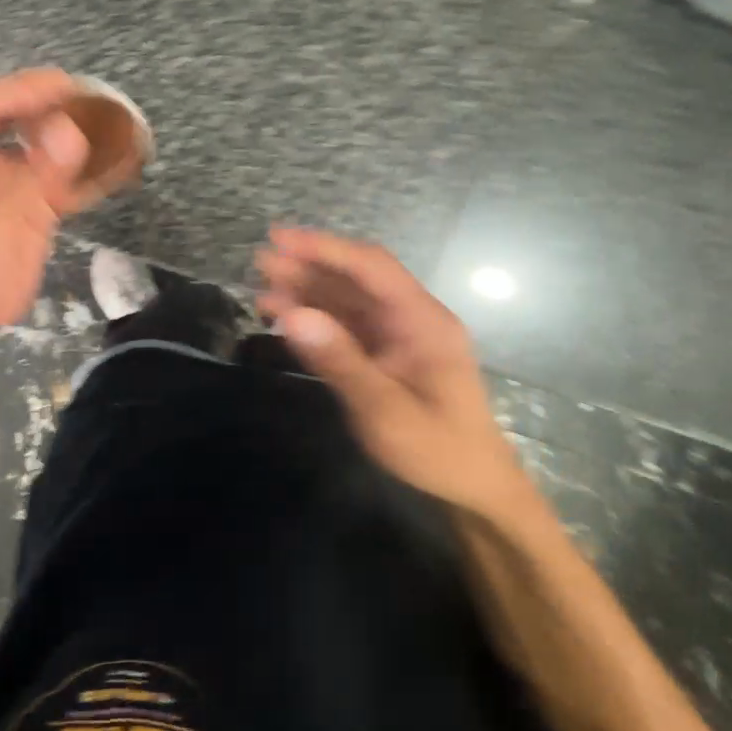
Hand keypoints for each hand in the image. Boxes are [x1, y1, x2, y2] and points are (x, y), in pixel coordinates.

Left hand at [0, 69, 90, 337]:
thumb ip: (37, 174)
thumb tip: (74, 130)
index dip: (27, 89)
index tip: (69, 87)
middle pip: (17, 117)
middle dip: (55, 107)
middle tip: (96, 102)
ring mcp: (4, 181)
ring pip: (42, 145)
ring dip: (76, 136)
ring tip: (114, 124)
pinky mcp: (27, 207)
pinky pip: (58, 179)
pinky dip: (85, 172)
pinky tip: (117, 163)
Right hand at [258, 227, 529, 516]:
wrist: (471, 491)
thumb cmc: (437, 451)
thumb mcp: (386, 411)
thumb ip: (339, 361)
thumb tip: (291, 316)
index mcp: (423, 322)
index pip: (371, 268)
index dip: (325, 249)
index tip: (280, 239)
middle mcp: (409, 320)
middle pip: (354, 279)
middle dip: (308, 265)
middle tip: (260, 262)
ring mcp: (395, 337)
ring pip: (344, 300)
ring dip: (305, 290)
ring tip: (262, 287)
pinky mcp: (381, 356)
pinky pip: (342, 325)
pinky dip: (311, 317)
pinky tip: (281, 317)